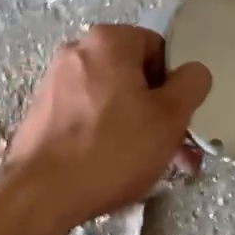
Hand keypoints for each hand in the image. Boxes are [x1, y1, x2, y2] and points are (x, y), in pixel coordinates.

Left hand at [3, 24, 212, 230]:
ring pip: (112, 98)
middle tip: (176, 150)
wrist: (40, 194)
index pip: (158, 49)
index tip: (181, 118)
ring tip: (150, 167)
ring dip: (136, 126)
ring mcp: (56, 80)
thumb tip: (194, 70)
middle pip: (134, 75)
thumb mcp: (169, 118)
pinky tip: (115, 167)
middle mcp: (78, 49)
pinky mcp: (43, 110)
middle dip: (158, 112)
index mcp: (109, 40)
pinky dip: (106, 133)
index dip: (176, 84)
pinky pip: (87, 114)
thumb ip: (191, 85)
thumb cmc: (112, 148)